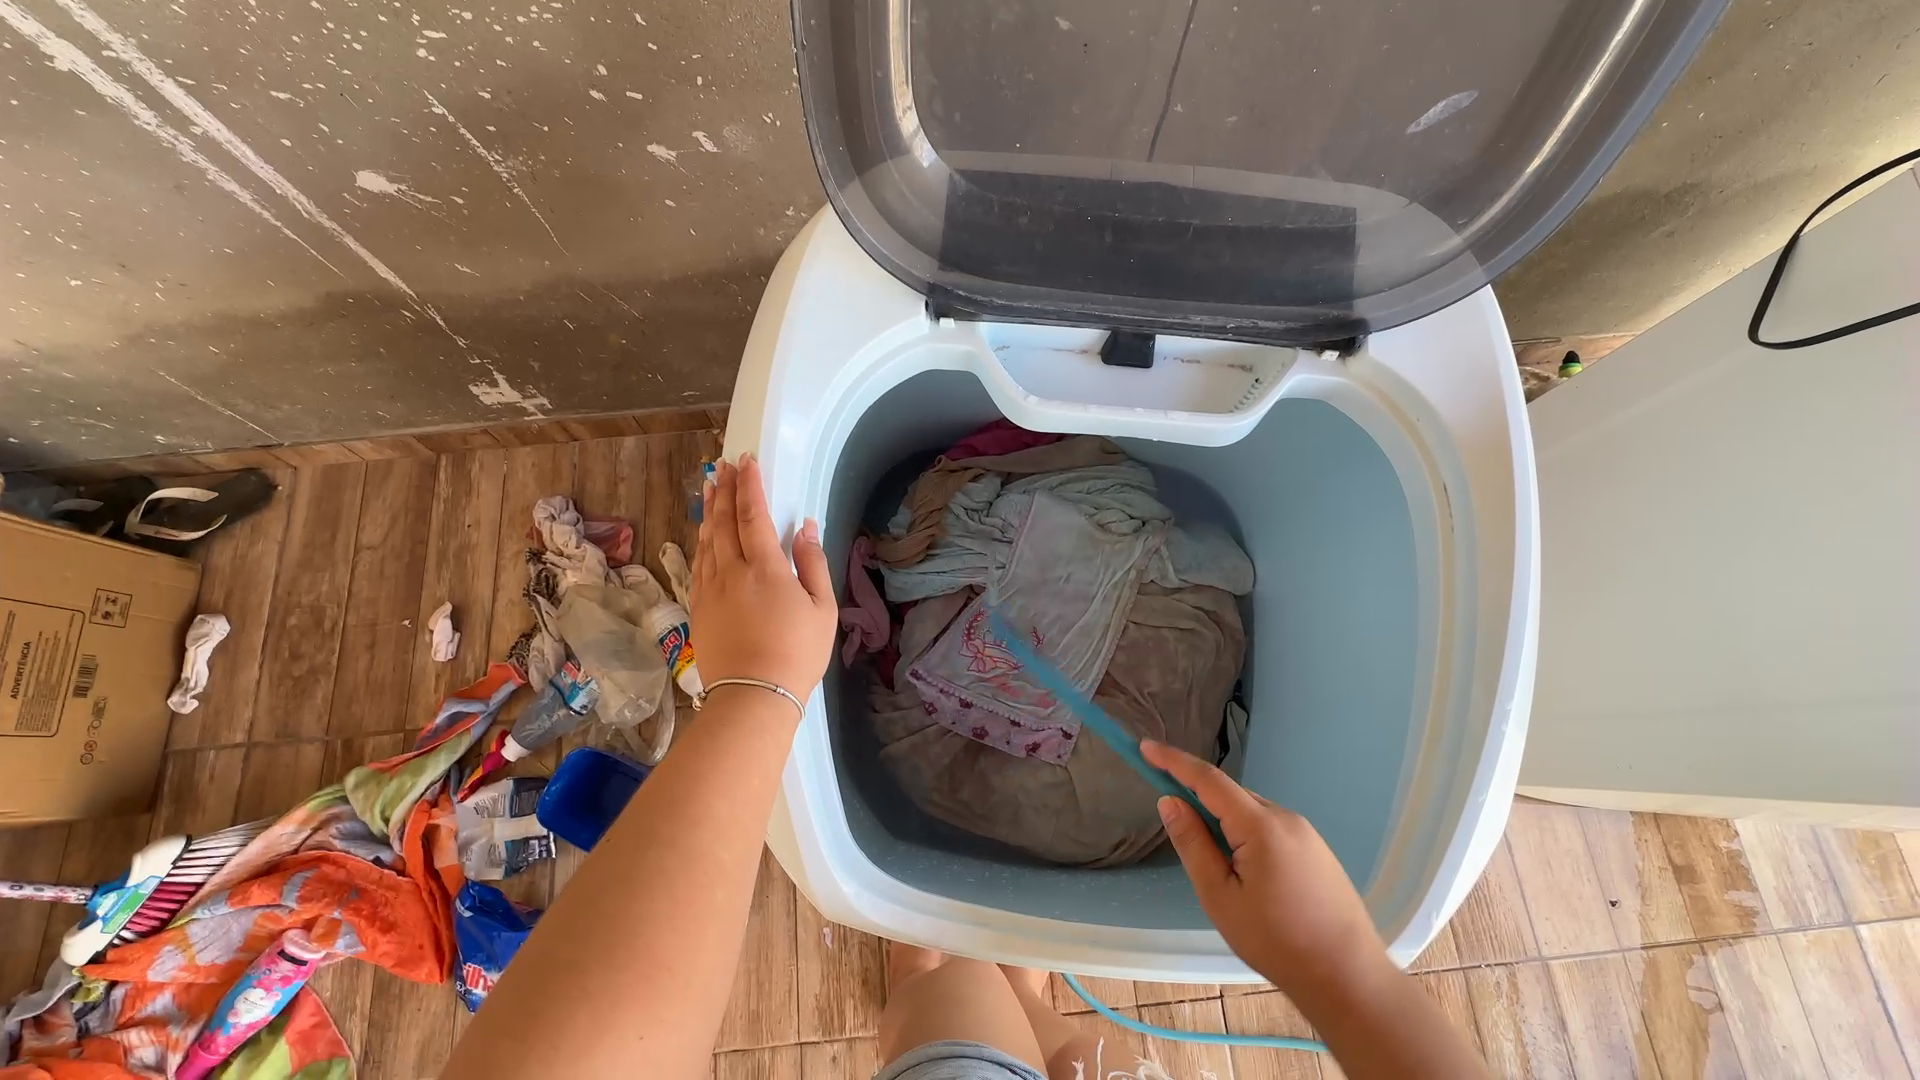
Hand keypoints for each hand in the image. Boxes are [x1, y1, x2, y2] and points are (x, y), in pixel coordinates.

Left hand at [690, 455, 836, 702]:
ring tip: (711, 488)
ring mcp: (710, 589)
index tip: (747, 462)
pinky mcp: (699, 607)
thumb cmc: (797, 653)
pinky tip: (704, 535)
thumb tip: (806, 526)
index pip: (753, 516)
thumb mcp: (822, 609)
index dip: (749, 486)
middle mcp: (732, 571)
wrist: (754, 695)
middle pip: (723, 522)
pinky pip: (698, 564)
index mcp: (765, 568)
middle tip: (724, 466)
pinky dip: (702, 542)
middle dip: (724, 490)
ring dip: (710, 511)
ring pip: (706, 540)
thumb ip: (813, 563)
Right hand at [1142, 740, 1389, 997]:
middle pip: (1231, 795)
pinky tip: (1247, 874)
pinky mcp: (1317, 852)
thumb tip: (1170, 801)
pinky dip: (1247, 835)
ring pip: (1251, 813)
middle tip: (1174, 823)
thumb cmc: (1277, 942)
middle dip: (1199, 799)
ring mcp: (1307, 834)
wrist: (1350, 980)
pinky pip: (1270, 829)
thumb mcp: (1219, 897)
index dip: (1173, 761)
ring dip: (1224, 823)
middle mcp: (1286, 818)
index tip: (1145, 748)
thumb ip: (1193, 844)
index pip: (1208, 780)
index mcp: (1260, 826)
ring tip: (1217, 869)